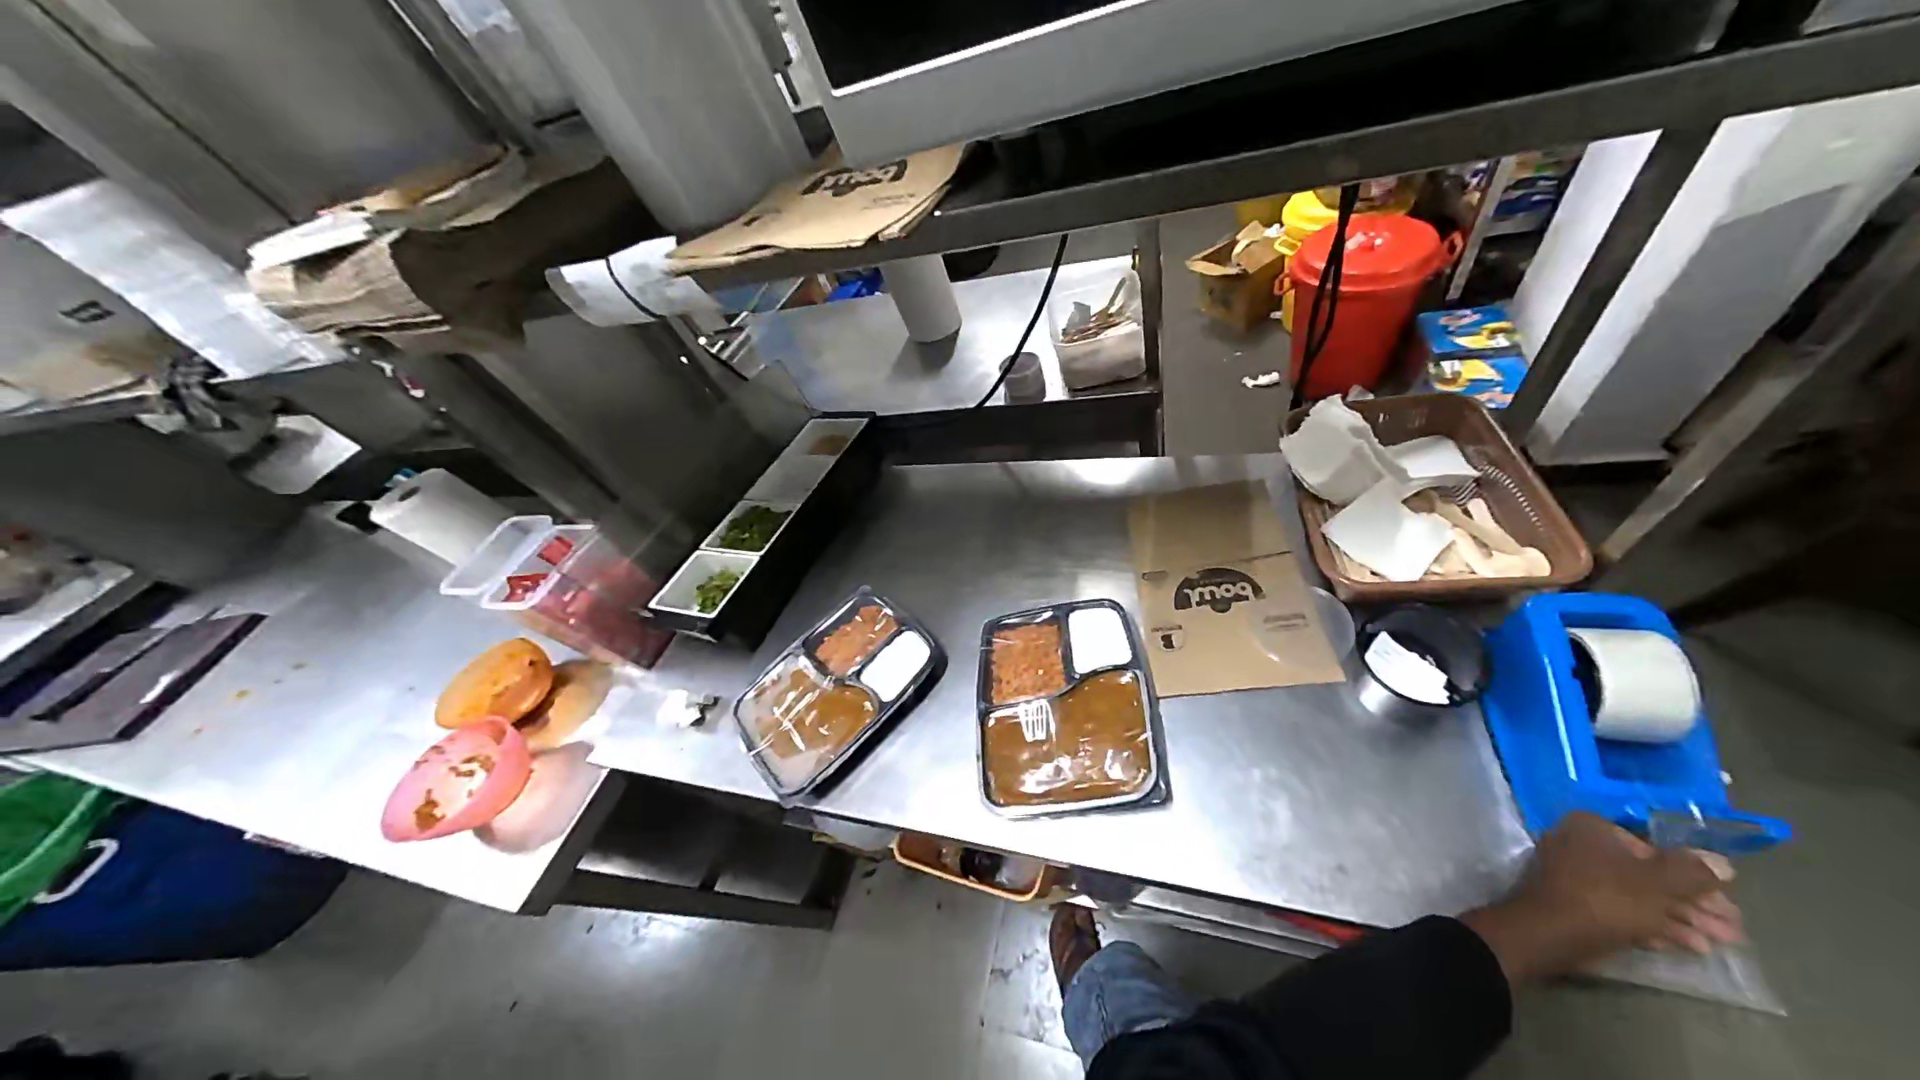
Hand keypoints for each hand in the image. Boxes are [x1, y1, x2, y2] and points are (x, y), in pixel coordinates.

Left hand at [1461, 812, 1742, 980]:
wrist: (1550, 931)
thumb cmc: (1607, 897)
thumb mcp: (1658, 882)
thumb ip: (1692, 872)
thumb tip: (1721, 862)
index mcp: (1591, 829)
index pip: (1653, 849)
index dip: (1695, 879)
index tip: (1727, 905)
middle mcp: (1578, 844)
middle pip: (1648, 875)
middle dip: (1693, 904)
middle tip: (1733, 932)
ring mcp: (1573, 874)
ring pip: (1637, 895)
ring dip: (1681, 919)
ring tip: (1719, 945)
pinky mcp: (1574, 902)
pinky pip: (1619, 910)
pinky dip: (1652, 926)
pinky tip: (1686, 947)